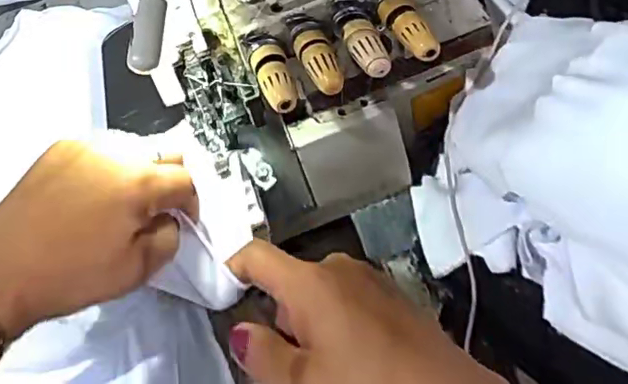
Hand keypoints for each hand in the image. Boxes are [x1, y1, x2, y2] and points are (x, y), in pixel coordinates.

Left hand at [0, 140, 197, 336]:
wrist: (5, 262)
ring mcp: (82, 144)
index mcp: (136, 180)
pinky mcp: (59, 146)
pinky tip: (91, 196)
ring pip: (127, 148)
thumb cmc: (71, 272)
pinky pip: (97, 150)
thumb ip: (166, 237)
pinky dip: (105, 167)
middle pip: (156, 154)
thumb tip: (168, 219)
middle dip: (163, 182)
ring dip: (134, 172)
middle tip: (153, 214)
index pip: (183, 178)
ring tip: (120, 206)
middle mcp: (111, 150)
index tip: (183, 222)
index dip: (190, 203)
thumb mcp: (134, 269)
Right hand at [226, 241, 501, 383]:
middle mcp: (340, 269)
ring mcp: (377, 287)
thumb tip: (241, 332)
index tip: (220, 292)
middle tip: (281, 361)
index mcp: (310, 280)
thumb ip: (264, 357)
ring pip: (326, 297)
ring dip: (315, 327)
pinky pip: (358, 309)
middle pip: (291, 281)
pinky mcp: (407, 310)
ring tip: (324, 372)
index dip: (231, 269)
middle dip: (280, 316)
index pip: (254, 254)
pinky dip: (347, 332)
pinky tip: (361, 371)